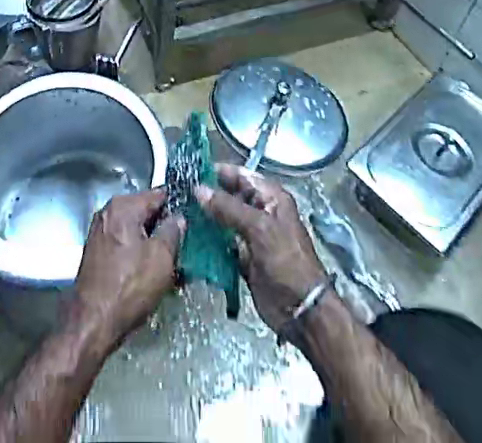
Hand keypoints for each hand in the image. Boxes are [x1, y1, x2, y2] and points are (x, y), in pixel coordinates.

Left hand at [63, 189, 184, 352]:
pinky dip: (142, 252)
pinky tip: (158, 271)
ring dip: (156, 243)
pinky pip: (127, 243)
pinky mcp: (99, 251)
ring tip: (179, 262)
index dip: (179, 203)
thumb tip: (179, 217)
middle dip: (167, 226)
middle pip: (146, 212)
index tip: (197, 214)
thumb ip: (173, 231)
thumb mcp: (162, 258)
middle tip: (191, 243)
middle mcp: (109, 212)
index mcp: (123, 207)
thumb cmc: (130, 286)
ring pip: (137, 230)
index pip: (158, 194)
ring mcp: (101, 231)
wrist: (93, 320)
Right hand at [193, 163, 329, 332]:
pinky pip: (221, 242)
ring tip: (180, 212)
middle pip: (229, 196)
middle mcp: (261, 212)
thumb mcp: (259, 228)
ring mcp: (251, 235)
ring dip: (205, 217)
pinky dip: (207, 239)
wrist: (302, 310)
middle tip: (180, 192)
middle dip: (207, 194)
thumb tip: (198, 189)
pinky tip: (189, 236)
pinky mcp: (243, 256)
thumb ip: (228, 207)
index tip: (191, 171)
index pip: (241, 175)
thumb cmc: (286, 262)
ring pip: (223, 219)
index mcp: (271, 198)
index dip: (218, 171)